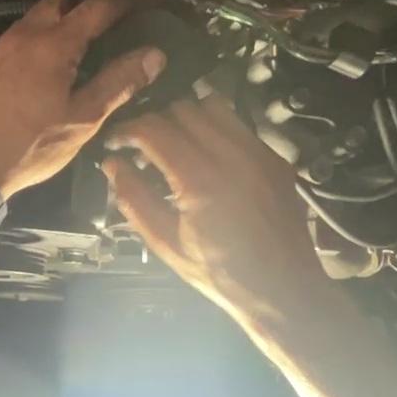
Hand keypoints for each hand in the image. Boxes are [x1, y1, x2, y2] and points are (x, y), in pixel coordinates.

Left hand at [0, 0, 166, 197]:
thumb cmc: (30, 146)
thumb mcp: (83, 119)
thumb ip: (118, 82)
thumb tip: (154, 53)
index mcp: (54, 44)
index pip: (99, 5)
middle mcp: (22, 35)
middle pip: (60, 0)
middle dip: (88, 5)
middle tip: (110, 26)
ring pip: (32, 20)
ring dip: (57, 25)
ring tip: (75, 52)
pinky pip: (11, 43)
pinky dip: (31, 47)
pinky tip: (36, 75)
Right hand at [102, 98, 334, 321]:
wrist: (283, 289)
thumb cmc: (218, 272)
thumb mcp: (165, 242)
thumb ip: (134, 198)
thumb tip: (113, 164)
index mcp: (199, 179)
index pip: (154, 129)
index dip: (127, 131)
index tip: (116, 144)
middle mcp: (231, 156)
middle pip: (181, 110)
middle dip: (155, 123)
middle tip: (144, 149)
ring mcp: (258, 153)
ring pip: (212, 107)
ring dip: (186, 119)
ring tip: (176, 145)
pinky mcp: (275, 159)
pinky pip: (238, 126)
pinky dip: (215, 130)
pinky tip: (207, 156)